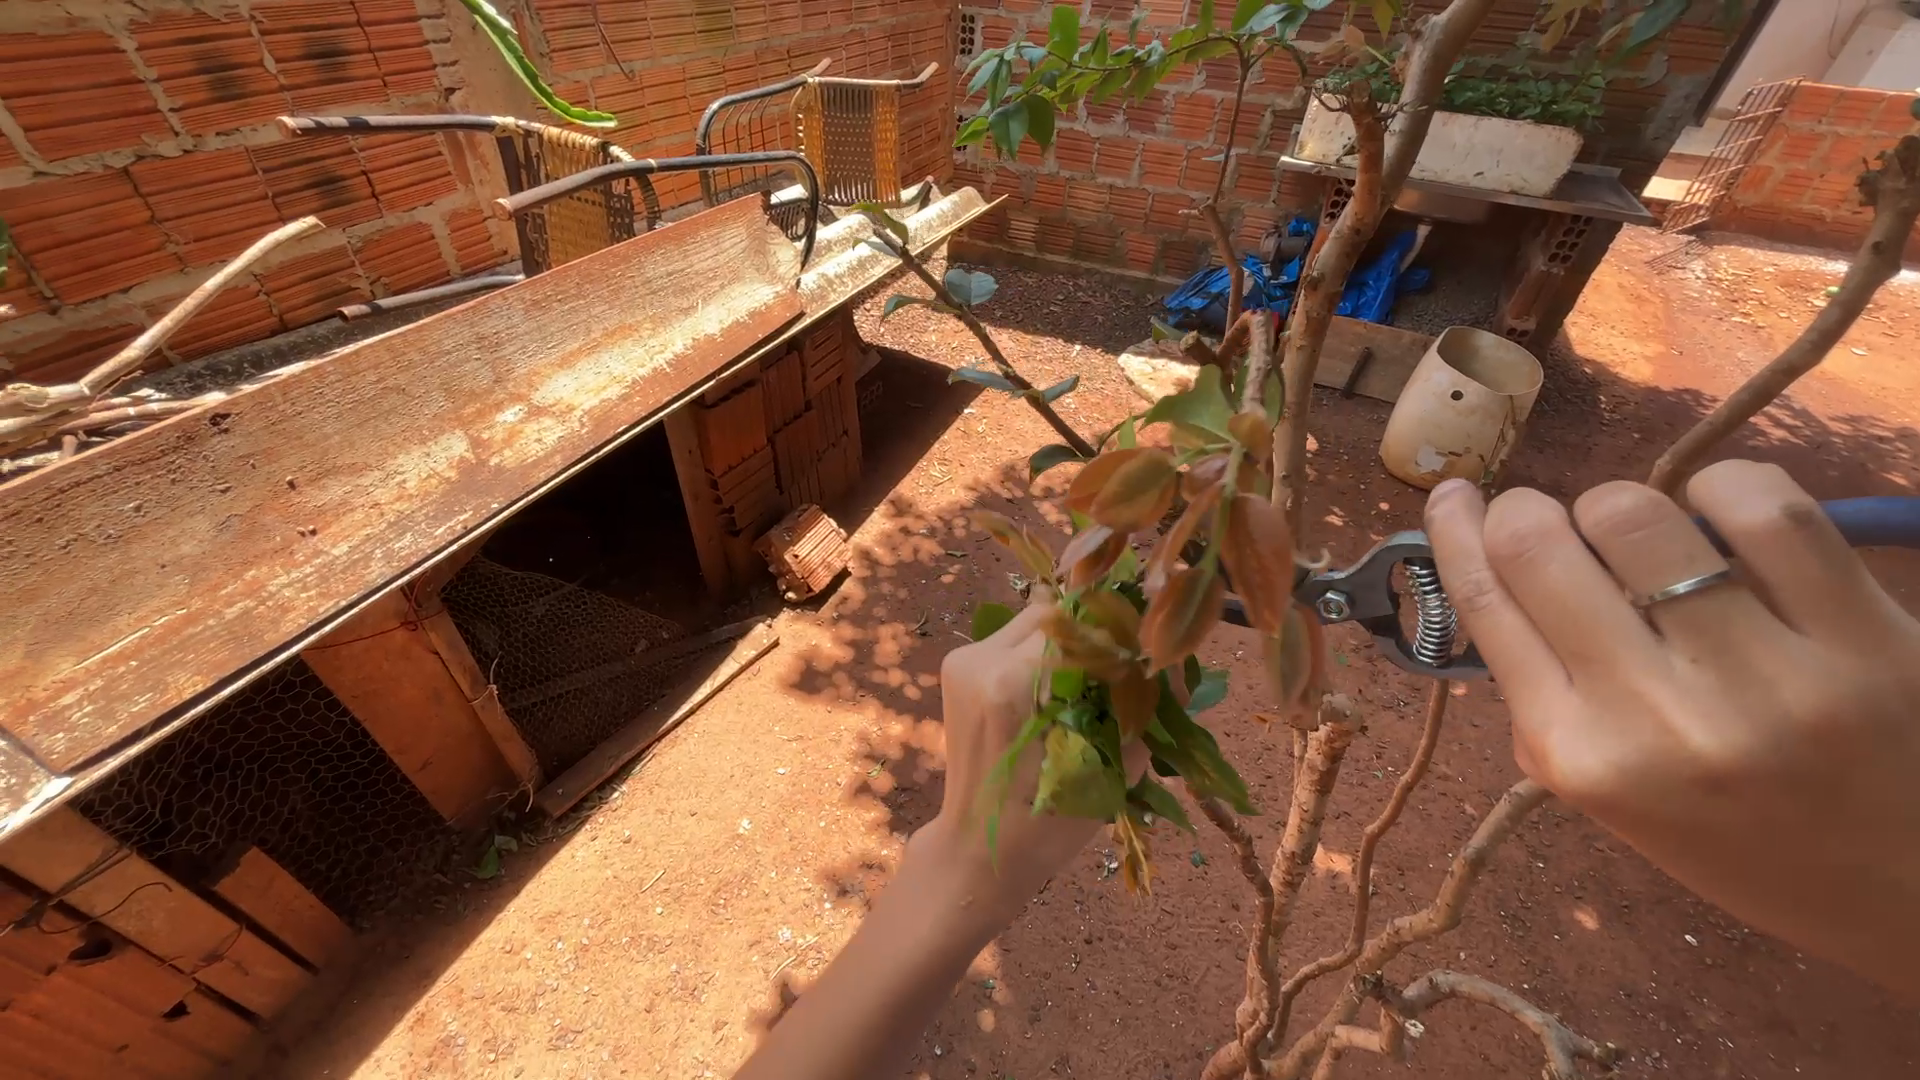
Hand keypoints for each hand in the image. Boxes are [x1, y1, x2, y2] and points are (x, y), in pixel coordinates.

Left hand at [735, 601, 1135, 1079]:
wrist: (974, 849)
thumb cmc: (1044, 828)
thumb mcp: (1107, 775)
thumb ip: (1139, 713)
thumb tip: (1174, 664)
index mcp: (1011, 684)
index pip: (1077, 623)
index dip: (1117, 630)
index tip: (1144, 650)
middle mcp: (980, 660)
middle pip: (1053, 614)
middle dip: (1091, 633)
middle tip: (1120, 664)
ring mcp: (963, 660)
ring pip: (1032, 621)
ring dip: (1065, 641)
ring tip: (1087, 679)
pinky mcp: (956, 665)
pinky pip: (1012, 639)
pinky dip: (1041, 652)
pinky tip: (1053, 687)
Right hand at [1425, 460, 1919, 994]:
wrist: (1897, 897)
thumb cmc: (1716, 833)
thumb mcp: (1587, 784)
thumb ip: (1534, 685)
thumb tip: (1488, 564)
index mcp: (1571, 749)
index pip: (1484, 602)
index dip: (1453, 530)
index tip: (1451, 494)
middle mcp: (1652, 717)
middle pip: (1536, 549)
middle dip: (1521, 508)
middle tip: (1537, 513)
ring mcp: (1766, 680)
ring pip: (1635, 517)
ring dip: (1614, 503)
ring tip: (1632, 527)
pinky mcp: (1873, 645)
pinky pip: (1766, 514)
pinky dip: (1722, 487)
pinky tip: (1717, 512)